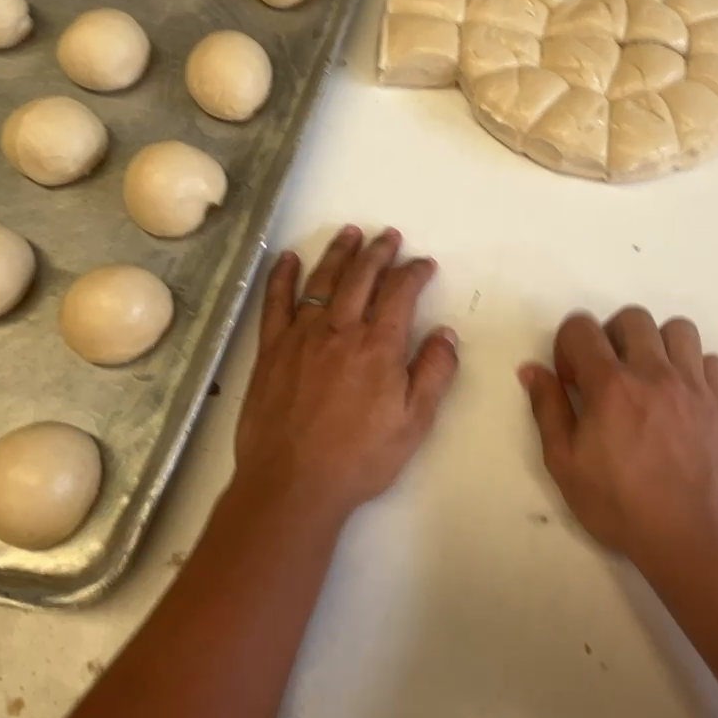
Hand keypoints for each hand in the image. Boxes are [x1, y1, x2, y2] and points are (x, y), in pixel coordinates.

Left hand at [233, 225, 459, 523]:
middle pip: (362, 277)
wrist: (293, 483)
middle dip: (379, 252)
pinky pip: (275, 303)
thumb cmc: (360, 458)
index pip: (400, 293)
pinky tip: (288, 259)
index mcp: (379, 346)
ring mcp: (301, 336)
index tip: (424, 265)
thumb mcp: (414, 423)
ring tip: (350, 233)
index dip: (414, 273)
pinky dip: (282, 277)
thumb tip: (446, 334)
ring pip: (323, 281)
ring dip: (339, 253)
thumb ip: (434, 373)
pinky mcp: (271, 350)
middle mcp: (340, 330)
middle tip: (389, 235)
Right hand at [520, 307, 717, 565]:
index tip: (573, 380)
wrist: (691, 535)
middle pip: (632, 318)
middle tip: (608, 373)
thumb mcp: (565, 463)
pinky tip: (682, 395)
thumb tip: (532, 369)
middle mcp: (653, 372)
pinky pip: (711, 360)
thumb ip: (548, 409)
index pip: (581, 328)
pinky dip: (695, 368)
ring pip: (677, 329)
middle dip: (611, 336)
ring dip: (657, 344)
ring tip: (649, 376)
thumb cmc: (619, 504)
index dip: (568, 346)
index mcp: (610, 385)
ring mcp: (693, 384)